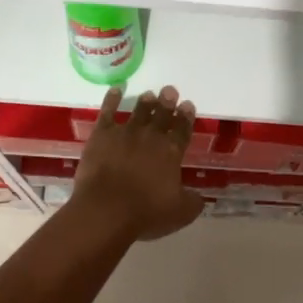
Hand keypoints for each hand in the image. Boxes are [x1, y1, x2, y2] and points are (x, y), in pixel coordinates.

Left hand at [71, 85, 205, 241]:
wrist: (106, 209)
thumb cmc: (146, 212)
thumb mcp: (180, 212)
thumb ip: (193, 201)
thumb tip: (200, 197)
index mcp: (171, 152)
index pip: (182, 129)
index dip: (186, 117)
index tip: (188, 105)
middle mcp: (151, 137)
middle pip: (162, 115)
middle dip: (167, 102)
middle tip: (169, 90)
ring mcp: (125, 133)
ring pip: (139, 111)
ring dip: (146, 102)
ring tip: (149, 94)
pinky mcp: (102, 135)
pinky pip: (108, 111)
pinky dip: (112, 99)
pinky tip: (116, 90)